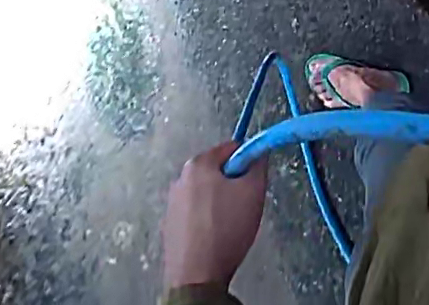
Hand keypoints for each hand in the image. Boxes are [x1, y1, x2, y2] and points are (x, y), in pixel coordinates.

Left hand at [162, 141, 267, 290]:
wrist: (197, 280)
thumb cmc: (226, 229)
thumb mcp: (254, 191)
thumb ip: (259, 164)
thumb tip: (259, 153)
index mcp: (198, 163)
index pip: (232, 148)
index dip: (248, 162)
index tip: (253, 182)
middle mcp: (180, 178)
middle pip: (217, 171)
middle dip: (233, 183)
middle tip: (243, 203)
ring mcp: (171, 204)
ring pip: (206, 193)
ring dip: (219, 202)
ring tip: (229, 224)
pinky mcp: (168, 227)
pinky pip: (194, 213)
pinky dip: (205, 219)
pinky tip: (214, 237)